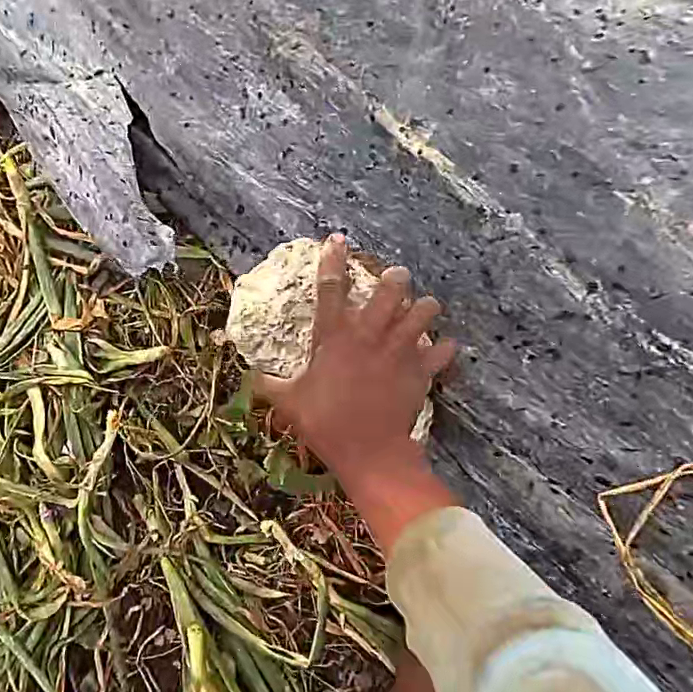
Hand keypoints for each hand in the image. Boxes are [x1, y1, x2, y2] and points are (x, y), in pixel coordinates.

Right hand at [256, 235, 460, 551]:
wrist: (368, 451)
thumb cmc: (324, 423)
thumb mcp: (287, 402)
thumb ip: (268, 384)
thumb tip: (248, 375)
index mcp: (334, 336)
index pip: (331, 286)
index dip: (333, 258)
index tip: (338, 240)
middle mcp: (370, 334)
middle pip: (391, 287)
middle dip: (395, 278)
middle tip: (394, 280)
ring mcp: (400, 350)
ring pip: (425, 310)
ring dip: (424, 308)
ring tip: (422, 311)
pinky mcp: (421, 370)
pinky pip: (443, 349)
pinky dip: (443, 349)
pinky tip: (439, 350)